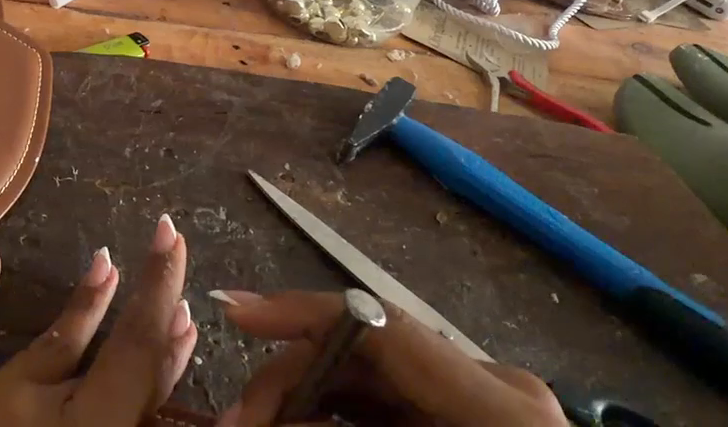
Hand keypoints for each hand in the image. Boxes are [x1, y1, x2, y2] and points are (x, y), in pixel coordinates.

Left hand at [0, 214, 199, 426]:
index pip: (139, 370)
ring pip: (52, 341)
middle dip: (147, 303)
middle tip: (168, 251)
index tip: (189, 283)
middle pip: (111, 352)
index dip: (169, 325)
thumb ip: (115, 421)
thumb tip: (141, 409)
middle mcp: (45, 410)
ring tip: (106, 259)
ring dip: (84, 302)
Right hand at [212, 290, 565, 425]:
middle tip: (235, 420)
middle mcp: (488, 388)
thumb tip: (258, 422)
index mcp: (495, 402)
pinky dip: (339, 418)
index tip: (233, 312)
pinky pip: (386, 409)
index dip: (300, 311)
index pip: (380, 325)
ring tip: (258, 424)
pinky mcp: (465, 426)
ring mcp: (480, 407)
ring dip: (307, 401)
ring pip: (368, 382)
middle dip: (289, 381)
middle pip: (361, 354)